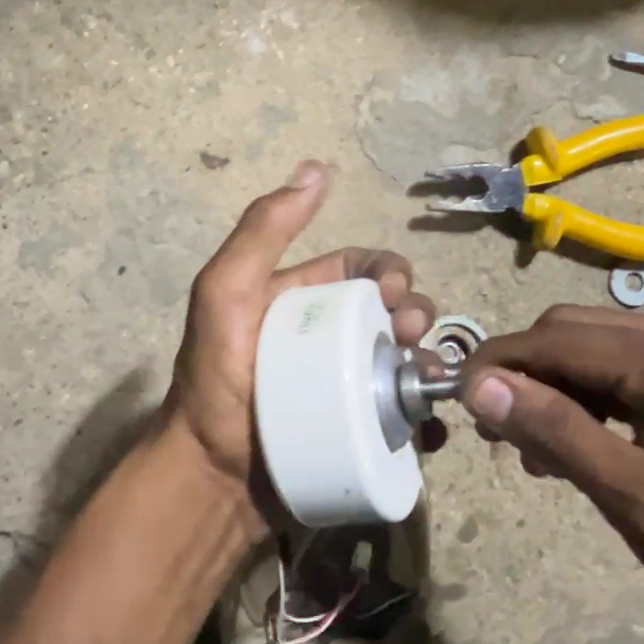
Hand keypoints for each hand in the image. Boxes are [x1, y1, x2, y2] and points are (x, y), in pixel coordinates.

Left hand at [170, 161, 436, 486]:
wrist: (211, 475)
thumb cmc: (215, 377)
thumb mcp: (225, 292)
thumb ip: (264, 230)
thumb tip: (317, 169)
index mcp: (302, 298)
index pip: (360, 268)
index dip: (386, 269)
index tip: (395, 288)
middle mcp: (327, 337)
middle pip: (391, 312)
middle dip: (415, 313)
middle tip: (414, 334)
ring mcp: (346, 387)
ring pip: (405, 362)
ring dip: (429, 362)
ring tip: (428, 379)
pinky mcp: (357, 432)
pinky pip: (405, 417)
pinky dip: (426, 418)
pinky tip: (432, 425)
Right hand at [460, 305, 643, 642]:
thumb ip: (560, 435)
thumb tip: (481, 387)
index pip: (561, 340)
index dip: (500, 364)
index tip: (454, 397)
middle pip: (577, 333)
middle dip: (525, 374)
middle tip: (493, 431)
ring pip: (599, 350)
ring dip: (555, 388)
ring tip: (529, 448)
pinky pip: (630, 372)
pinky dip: (591, 400)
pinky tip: (576, 445)